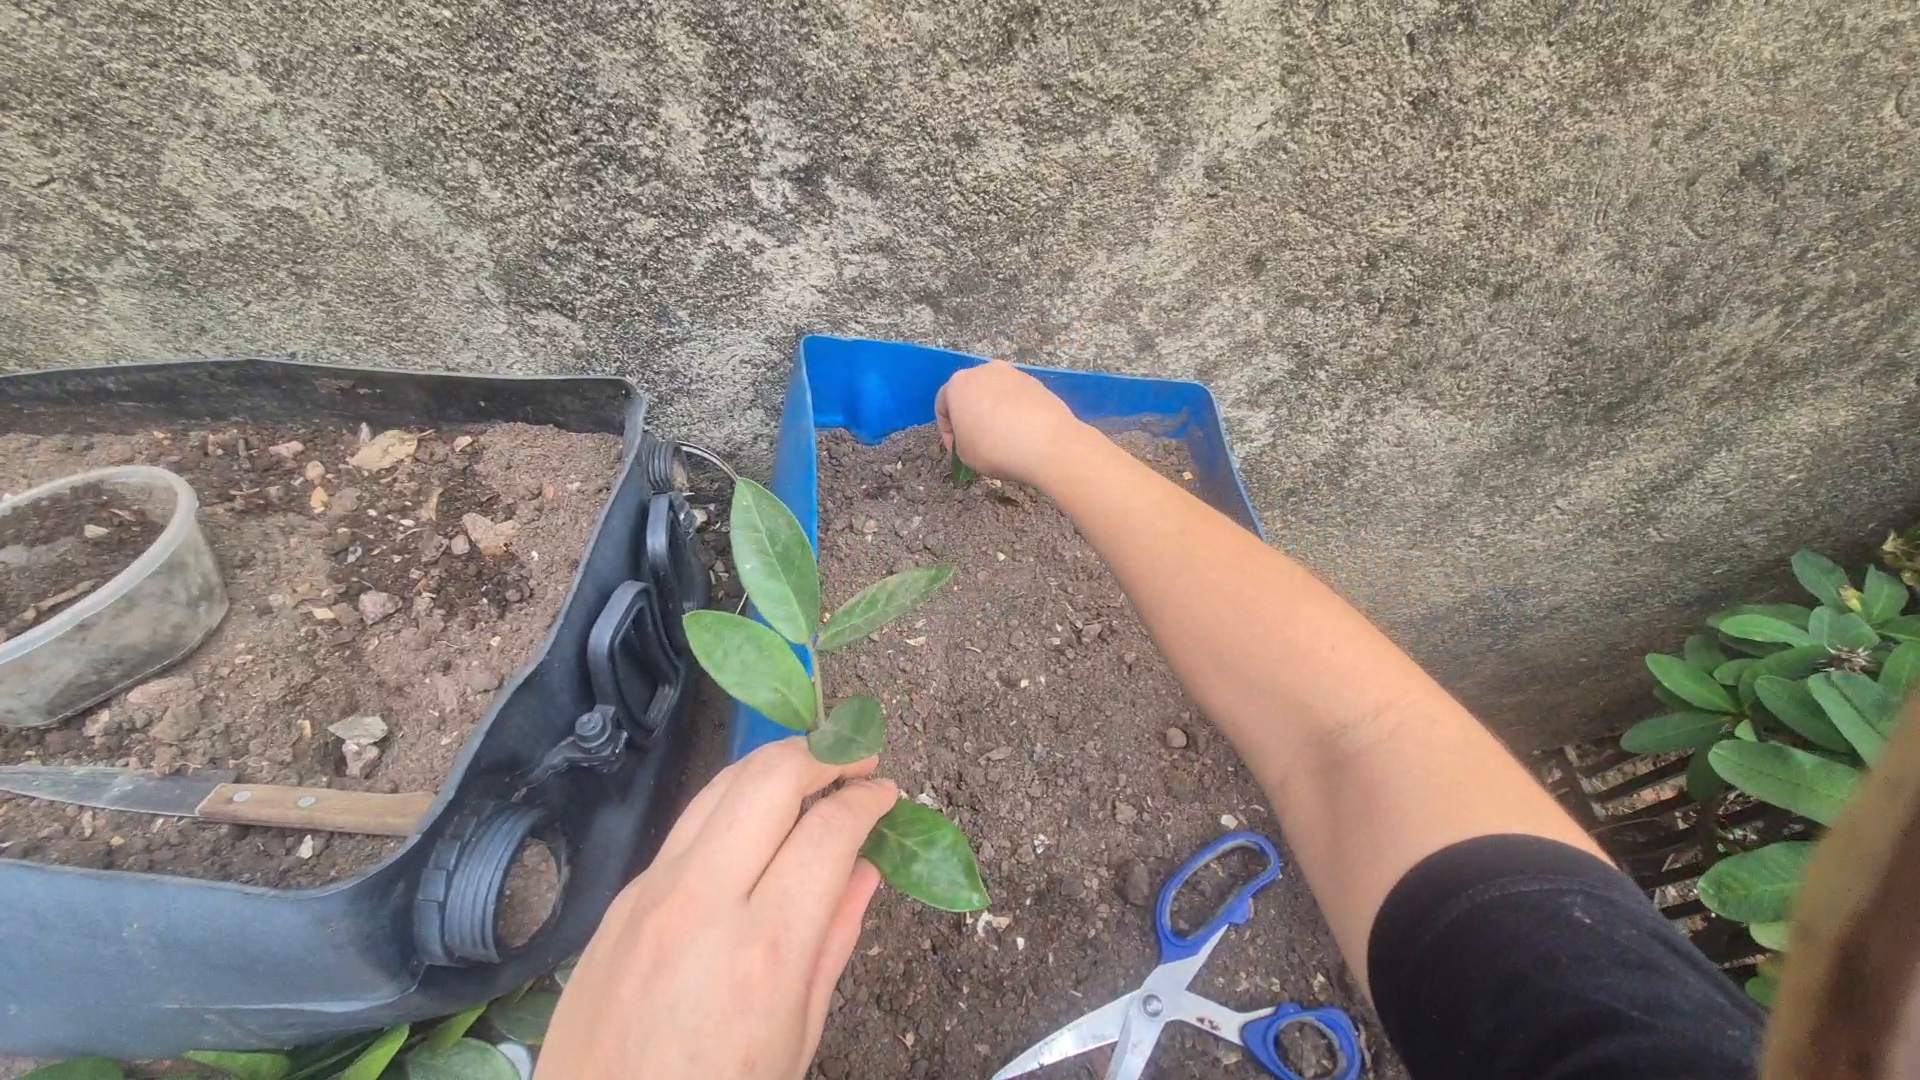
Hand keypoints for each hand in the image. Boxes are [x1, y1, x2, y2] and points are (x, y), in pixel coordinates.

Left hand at [538, 739, 897, 1079]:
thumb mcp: (797, 1037)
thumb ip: (834, 939)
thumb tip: (865, 866)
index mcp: (763, 951)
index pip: (828, 832)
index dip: (866, 800)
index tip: (886, 792)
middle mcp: (703, 902)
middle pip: (770, 780)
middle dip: (822, 753)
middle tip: (855, 759)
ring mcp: (651, 894)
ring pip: (723, 785)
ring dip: (776, 763)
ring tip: (812, 768)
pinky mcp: (621, 899)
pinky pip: (688, 825)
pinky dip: (735, 803)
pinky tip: (756, 821)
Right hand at [935, 360, 1092, 487]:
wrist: (1047, 444)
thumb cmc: (995, 448)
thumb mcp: (965, 454)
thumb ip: (960, 440)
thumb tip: (972, 435)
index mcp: (959, 384)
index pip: (943, 405)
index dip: (946, 431)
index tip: (956, 449)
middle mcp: (984, 371)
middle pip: (970, 394)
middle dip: (970, 416)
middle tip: (976, 440)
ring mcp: (1013, 374)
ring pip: (995, 394)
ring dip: (993, 412)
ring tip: (1001, 438)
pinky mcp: (1036, 382)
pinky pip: (1017, 398)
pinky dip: (1014, 411)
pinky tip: (1021, 432)